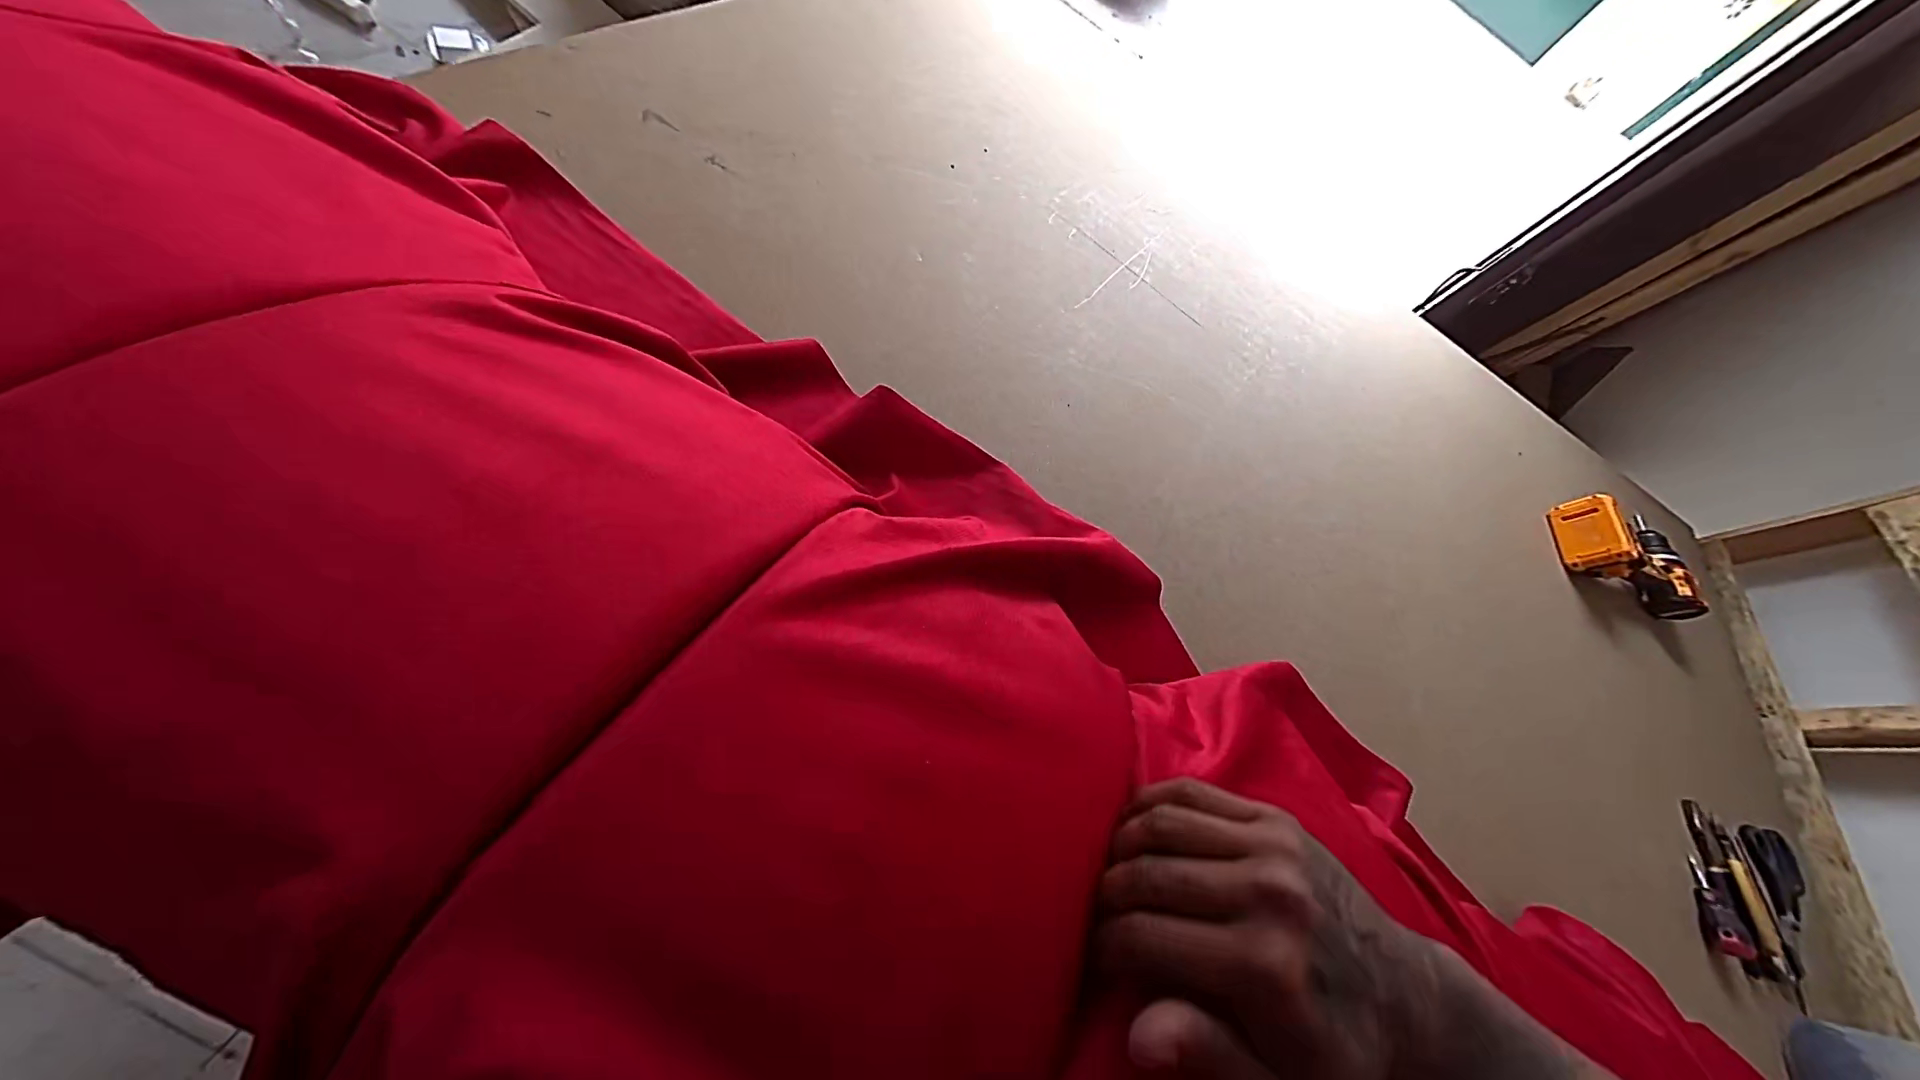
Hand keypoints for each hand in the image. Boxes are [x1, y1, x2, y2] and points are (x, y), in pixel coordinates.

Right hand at [1096, 778, 1406, 1079]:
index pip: (1142, 937)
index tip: (1092, 959)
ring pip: (1160, 821)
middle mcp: (1266, 891)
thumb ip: (1209, 1052)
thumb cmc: (1333, 1049)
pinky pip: (1190, 791)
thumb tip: (1137, 1034)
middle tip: (1094, 912)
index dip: (1101, 948)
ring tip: (1112, 869)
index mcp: (1263, 965)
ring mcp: (1272, 844)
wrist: (1409, 995)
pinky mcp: (1275, 817)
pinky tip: (1135, 826)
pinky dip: (1150, 803)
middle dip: (1104, 893)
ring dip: (1120, 842)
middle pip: (1146, 872)